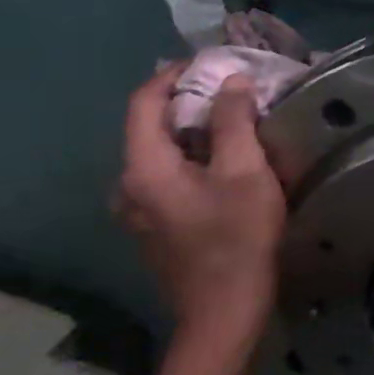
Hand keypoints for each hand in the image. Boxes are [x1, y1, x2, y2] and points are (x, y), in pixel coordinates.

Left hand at [116, 63, 287, 337]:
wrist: (226, 312)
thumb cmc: (237, 236)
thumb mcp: (244, 171)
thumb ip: (234, 121)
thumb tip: (230, 81)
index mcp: (143, 169)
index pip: (143, 103)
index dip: (172, 75)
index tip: (209, 62)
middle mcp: (129, 187)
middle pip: (150, 127)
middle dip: (189, 101)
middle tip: (232, 89)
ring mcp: (138, 212)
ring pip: (161, 153)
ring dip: (194, 130)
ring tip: (236, 121)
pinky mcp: (156, 228)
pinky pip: (167, 176)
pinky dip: (193, 156)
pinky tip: (227, 162)